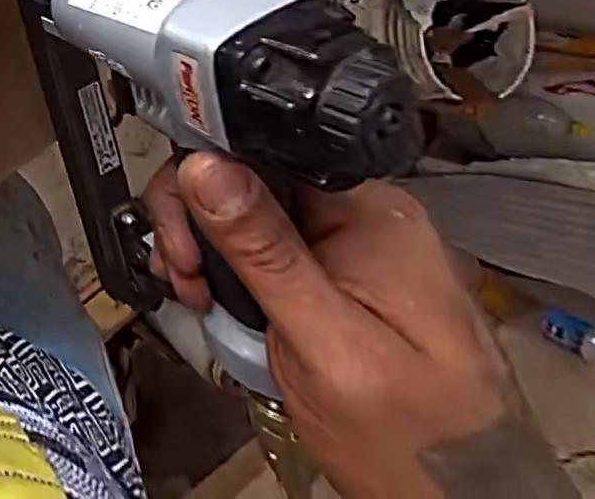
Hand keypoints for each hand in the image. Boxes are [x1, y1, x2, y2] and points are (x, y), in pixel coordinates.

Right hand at [146, 155, 516, 498]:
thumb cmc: (415, 441)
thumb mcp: (329, 343)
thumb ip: (264, 251)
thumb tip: (204, 166)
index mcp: (369, 214)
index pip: (255, 152)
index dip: (199, 178)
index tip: (179, 233)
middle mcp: (353, 214)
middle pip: (235, 175)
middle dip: (190, 220)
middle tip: (183, 271)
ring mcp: (335, 240)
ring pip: (229, 204)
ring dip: (195, 245)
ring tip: (196, 291)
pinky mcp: (316, 264)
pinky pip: (243, 237)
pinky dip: (213, 262)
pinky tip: (210, 293)